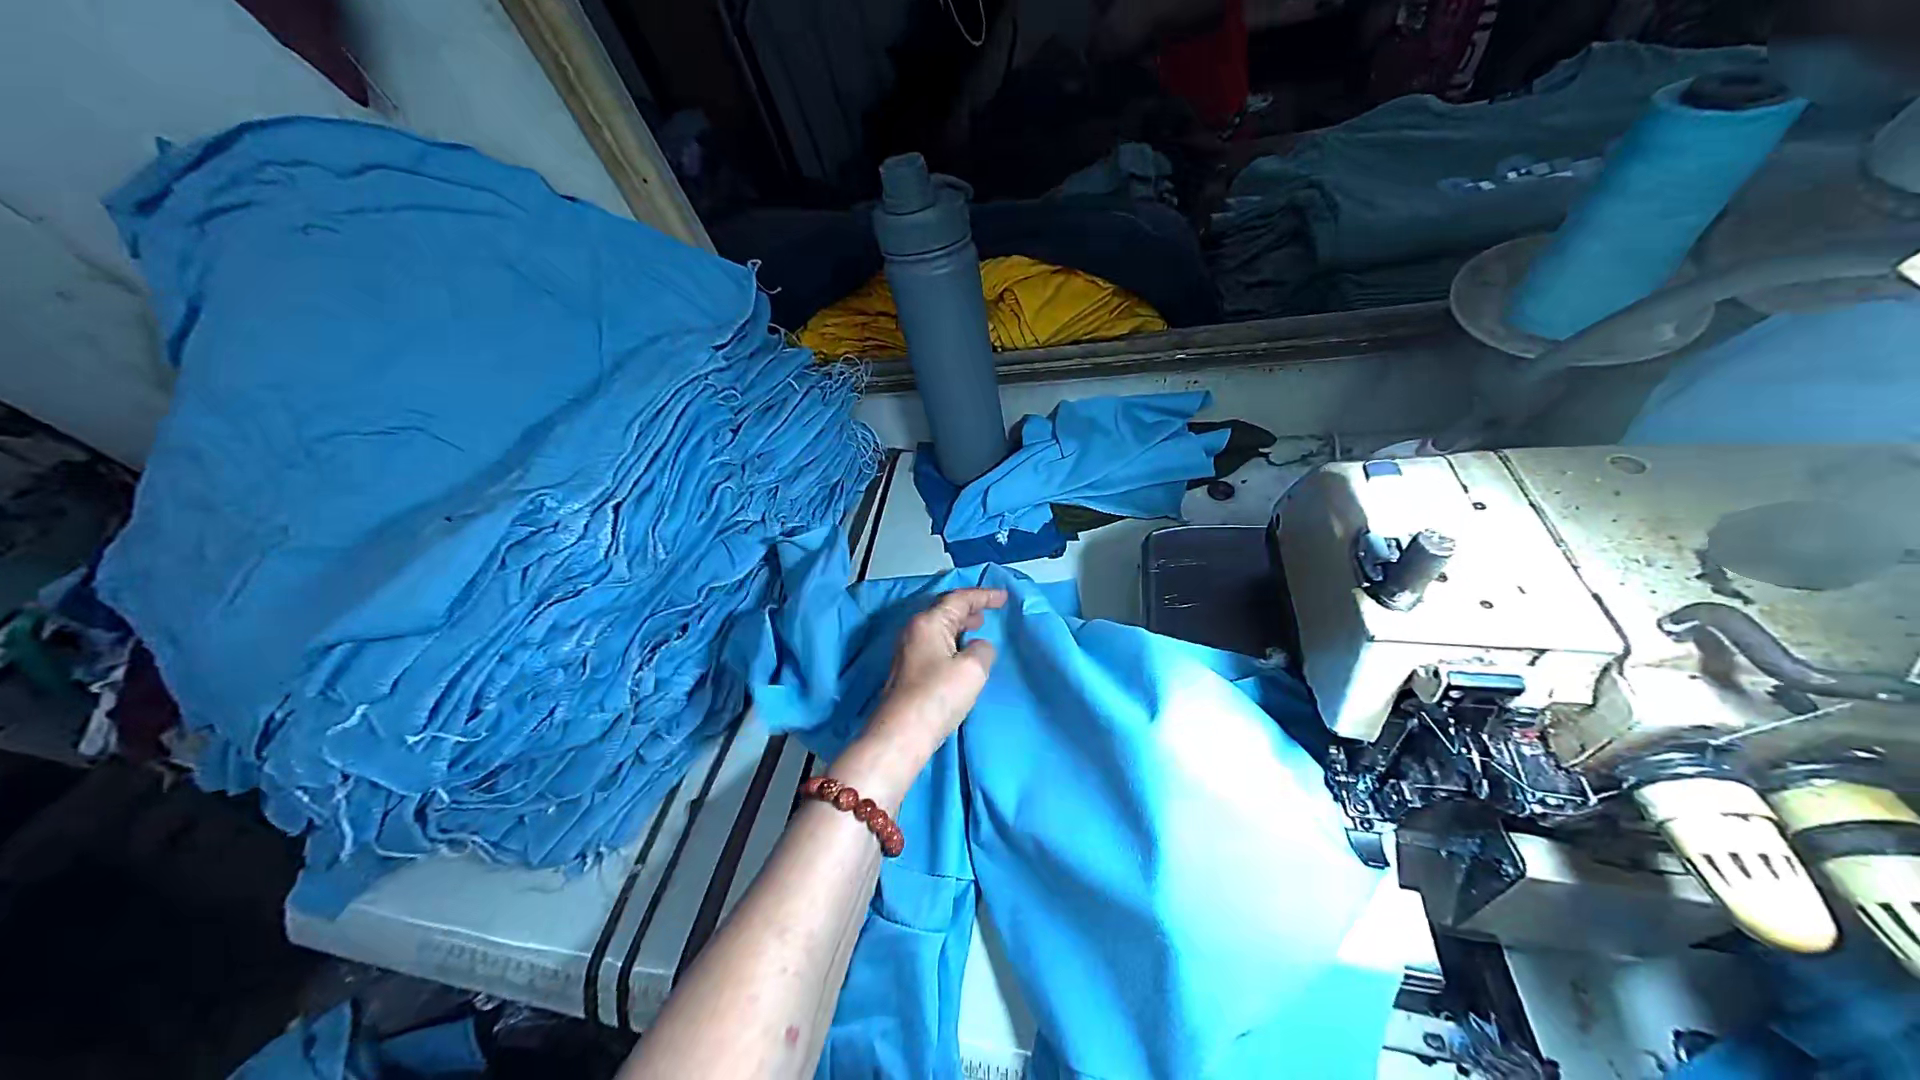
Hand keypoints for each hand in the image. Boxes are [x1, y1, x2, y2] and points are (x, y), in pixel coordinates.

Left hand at [879, 587, 1007, 745]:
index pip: (959, 599)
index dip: (983, 596)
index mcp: (928, 623)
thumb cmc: (938, 695)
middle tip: (988, 612)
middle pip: (945, 611)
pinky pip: (935, 645)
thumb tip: (978, 648)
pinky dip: (952, 642)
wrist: (903, 733)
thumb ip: (983, 650)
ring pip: (939, 629)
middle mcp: (914, 631)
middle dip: (969, 609)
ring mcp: (908, 652)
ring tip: (978, 629)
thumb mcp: (973, 669)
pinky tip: (961, 655)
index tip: (1003, 597)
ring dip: (960, 626)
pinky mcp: (908, 672)